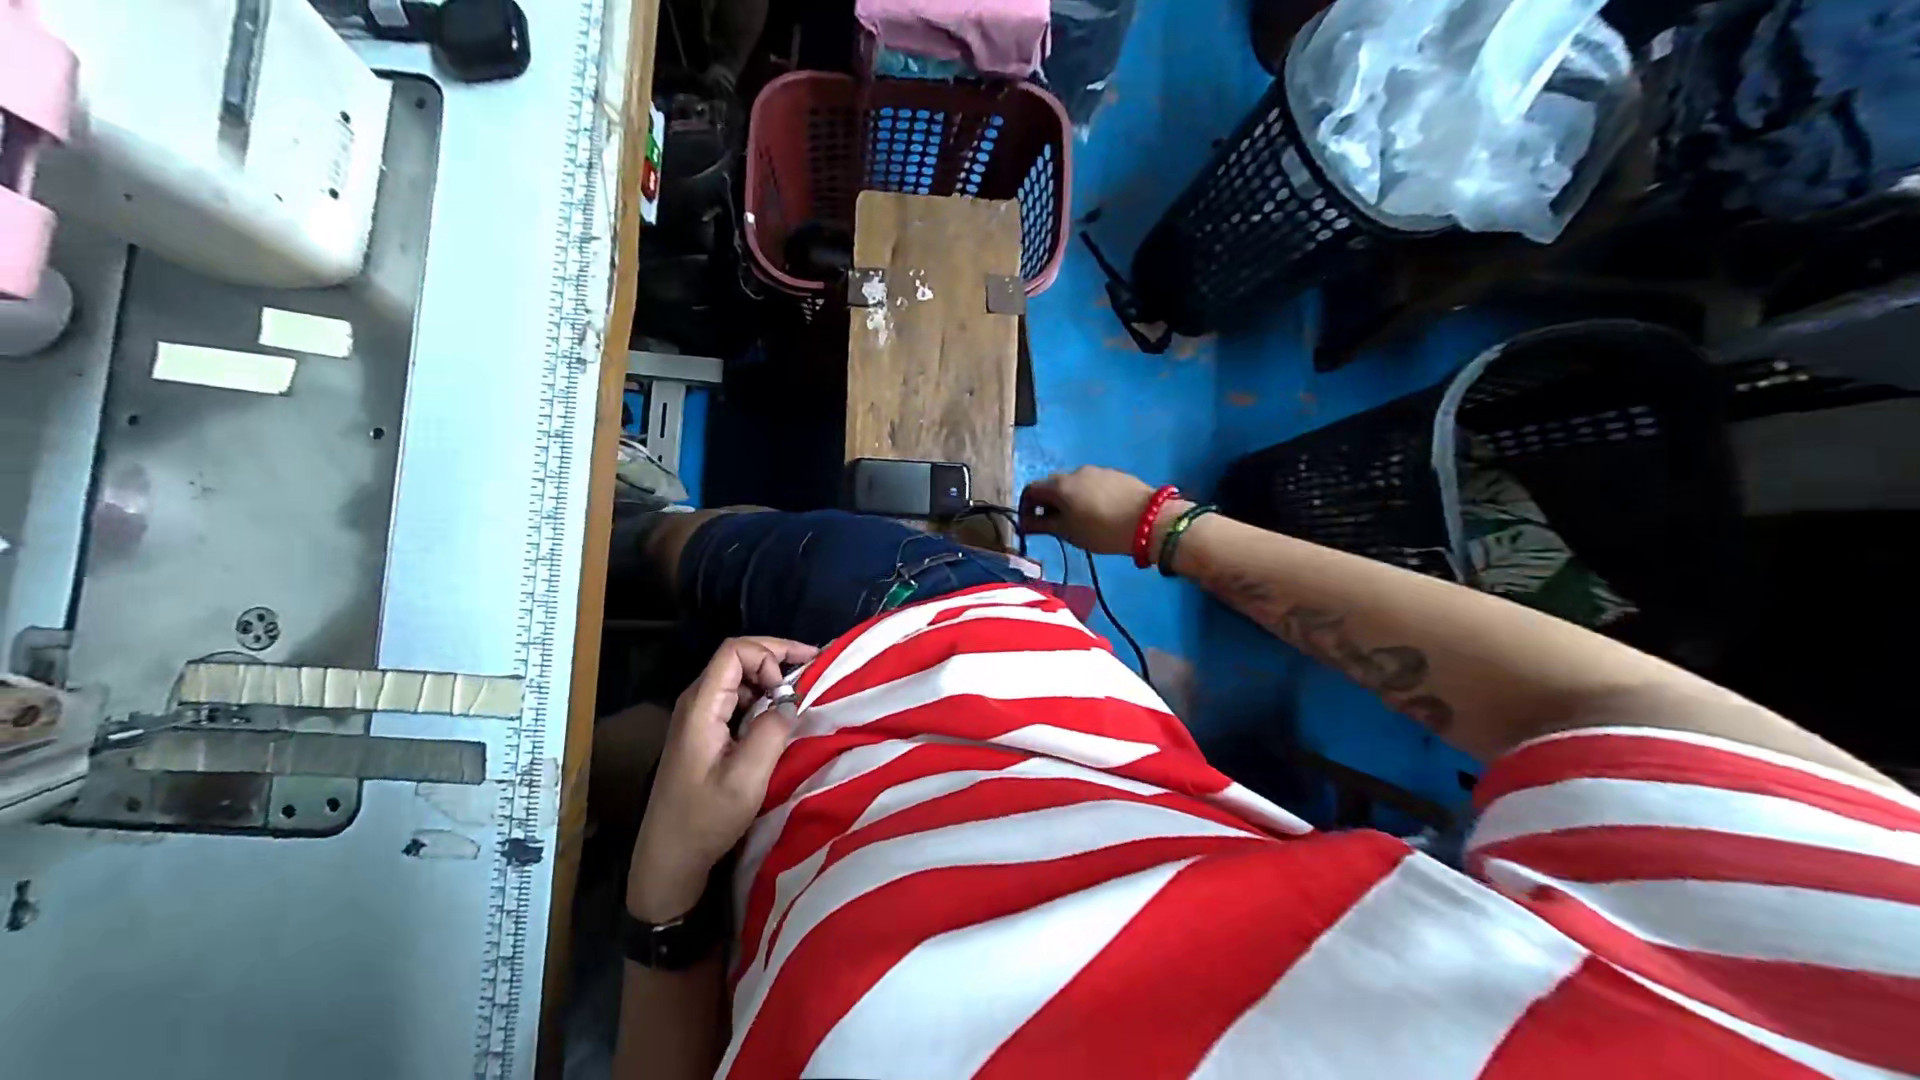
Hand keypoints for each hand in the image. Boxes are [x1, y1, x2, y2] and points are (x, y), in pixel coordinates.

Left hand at [627, 636, 818, 920]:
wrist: (668, 858)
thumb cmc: (704, 819)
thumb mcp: (746, 779)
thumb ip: (771, 732)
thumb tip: (792, 701)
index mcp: (701, 707)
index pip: (734, 651)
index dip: (769, 653)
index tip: (795, 682)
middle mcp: (697, 702)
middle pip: (738, 657)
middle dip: (778, 658)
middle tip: (813, 670)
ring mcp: (700, 717)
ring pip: (740, 677)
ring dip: (773, 678)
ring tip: (803, 693)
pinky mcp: (706, 732)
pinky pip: (738, 698)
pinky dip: (764, 697)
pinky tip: (783, 713)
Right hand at [1020, 466, 1175, 556]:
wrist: (1150, 520)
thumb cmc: (1101, 529)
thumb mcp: (1068, 532)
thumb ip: (1043, 525)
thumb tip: (1025, 523)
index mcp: (1059, 485)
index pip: (1031, 489)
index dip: (1026, 507)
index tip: (1031, 525)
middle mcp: (1075, 471)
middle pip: (1053, 485)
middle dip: (1048, 503)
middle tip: (1055, 525)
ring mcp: (1097, 470)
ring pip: (1074, 484)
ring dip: (1069, 499)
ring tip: (1079, 520)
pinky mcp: (1116, 474)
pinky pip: (1093, 484)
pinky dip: (1088, 496)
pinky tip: (1100, 512)